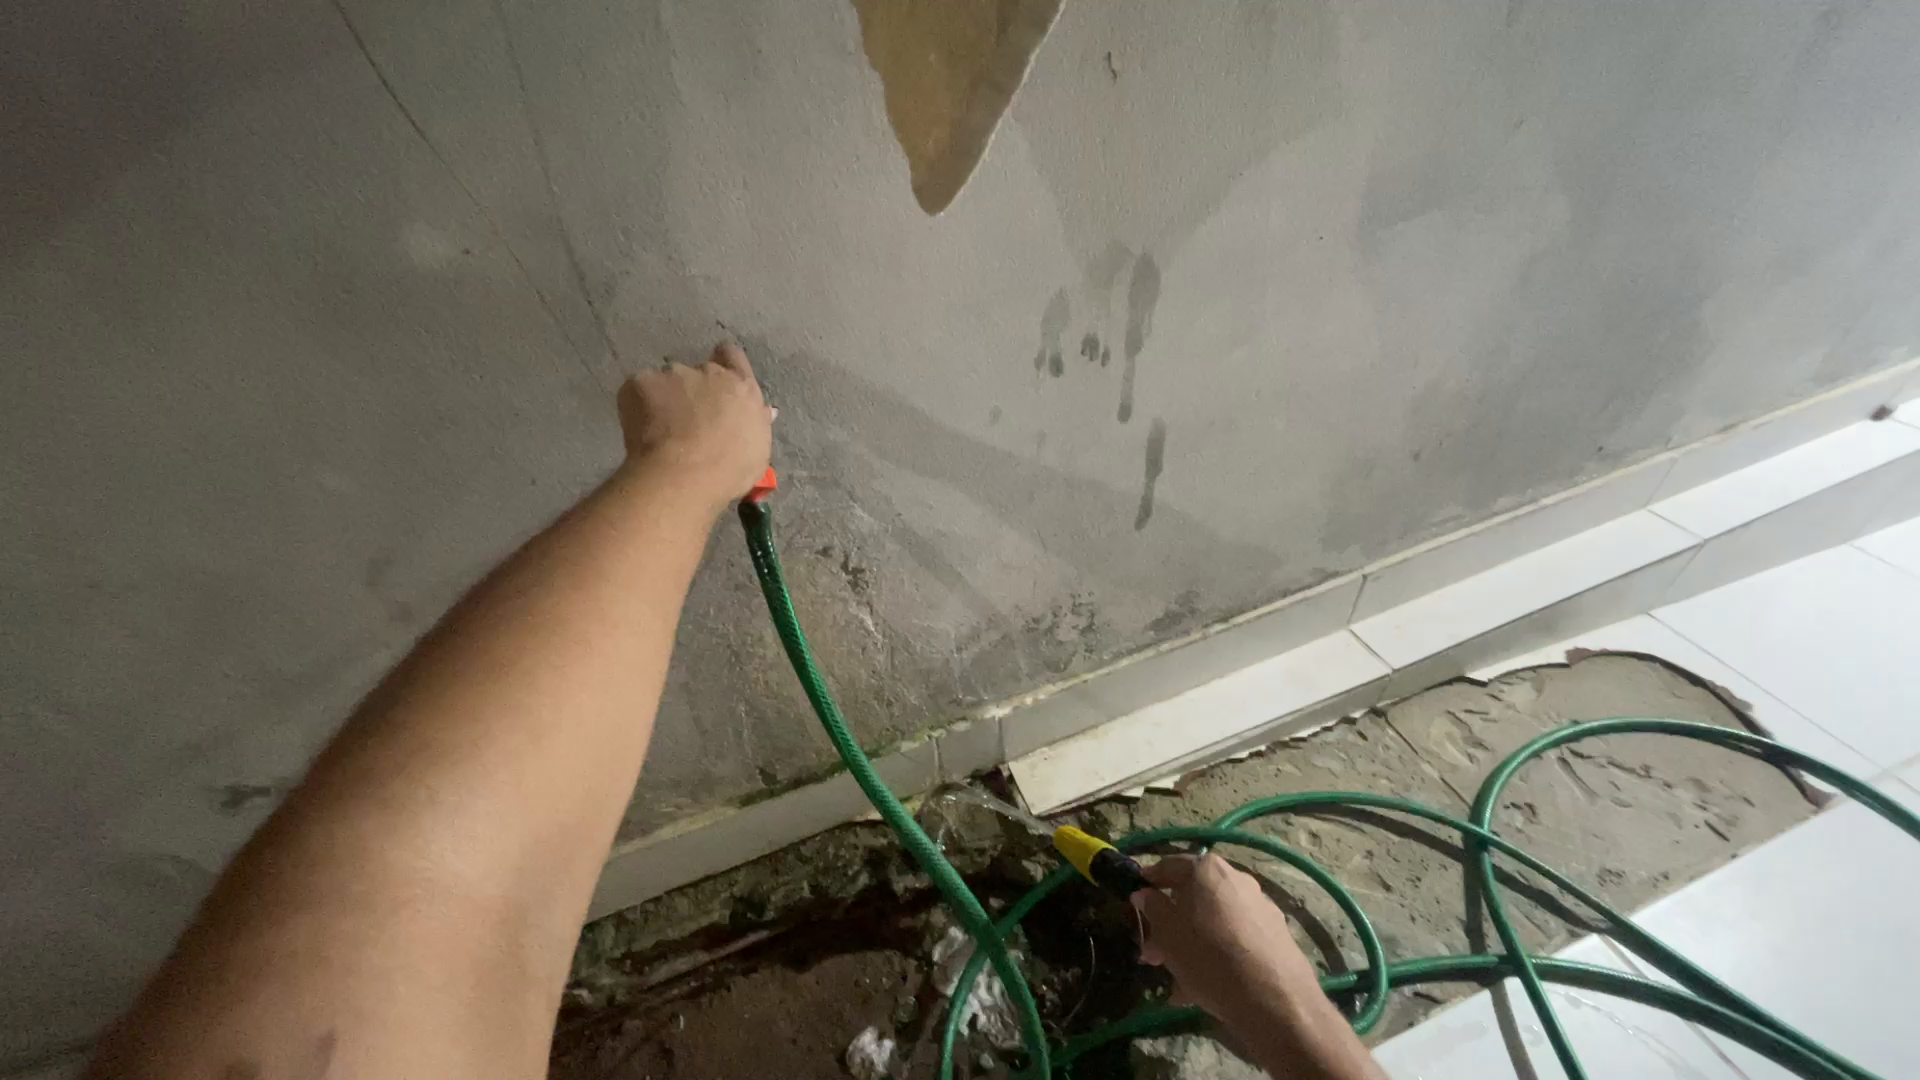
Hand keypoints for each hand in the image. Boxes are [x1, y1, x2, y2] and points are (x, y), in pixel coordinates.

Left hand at [616, 342, 772, 507]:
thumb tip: (764, 410)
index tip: (716, 383)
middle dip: (692, 390)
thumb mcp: (758, 449)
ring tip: (660, 431)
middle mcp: (709, 372)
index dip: (723, 364)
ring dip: (664, 398)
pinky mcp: (640, 382)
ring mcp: (673, 374)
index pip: (732, 356)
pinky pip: (637, 390)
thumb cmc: (731, 469)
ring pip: (666, 382)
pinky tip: (641, 430)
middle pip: (697, 372)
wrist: (685, 475)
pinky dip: (638, 406)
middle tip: (687, 421)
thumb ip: (756, 423)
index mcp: (741, 387)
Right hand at [1132, 854, 1322, 1023]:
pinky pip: (1237, 936)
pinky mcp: (1277, 933)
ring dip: (1194, 942)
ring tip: (1180, 980)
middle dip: (1171, 924)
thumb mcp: (1167, 934)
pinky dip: (1220, 952)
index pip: (1168, 866)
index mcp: (1206, 869)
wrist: (1275, 1000)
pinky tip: (1208, 984)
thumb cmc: (1208, 956)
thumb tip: (1144, 893)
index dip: (1149, 883)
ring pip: (1215, 919)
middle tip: (1154, 953)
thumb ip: (1152, 908)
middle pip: (1193, 896)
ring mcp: (1260, 905)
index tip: (1136, 902)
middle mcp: (1236, 877)